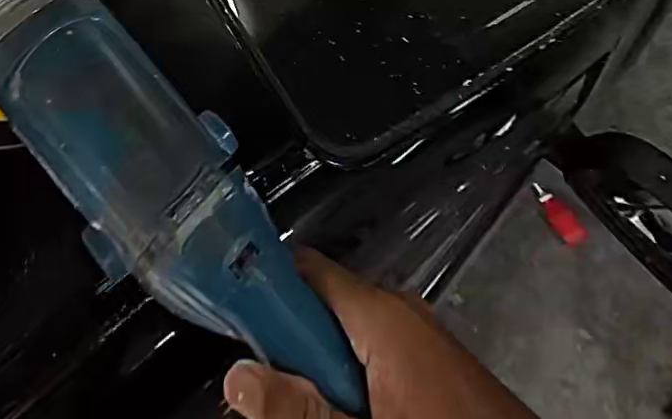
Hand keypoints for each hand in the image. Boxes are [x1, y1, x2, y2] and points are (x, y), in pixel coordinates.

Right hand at [222, 249, 536, 418]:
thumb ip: (299, 409)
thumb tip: (236, 378)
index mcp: (380, 313)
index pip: (301, 267)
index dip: (264, 284)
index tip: (237, 317)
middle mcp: (400, 312)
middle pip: (318, 307)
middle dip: (294, 346)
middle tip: (281, 393)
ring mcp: (421, 338)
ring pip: (346, 337)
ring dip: (324, 371)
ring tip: (322, 413)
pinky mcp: (436, 366)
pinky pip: (376, 356)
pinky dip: (356, 382)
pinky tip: (357, 416)